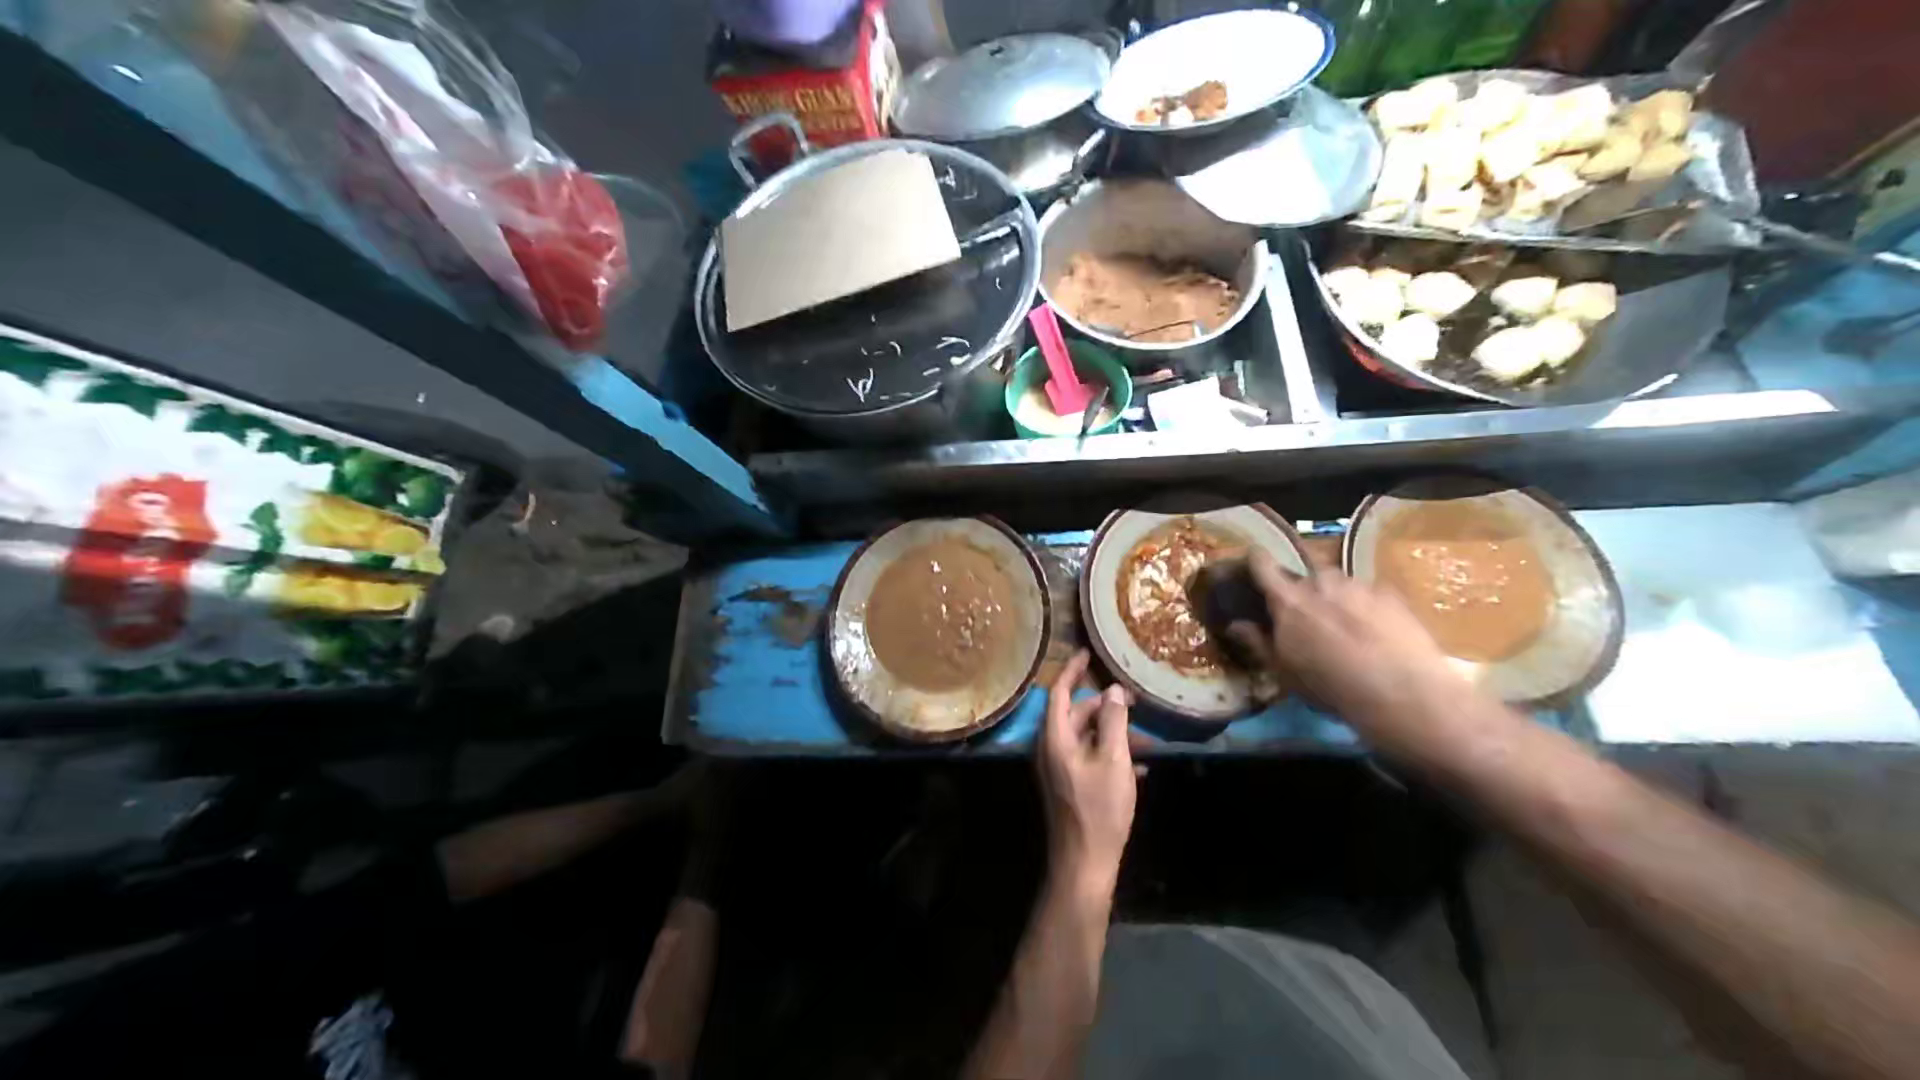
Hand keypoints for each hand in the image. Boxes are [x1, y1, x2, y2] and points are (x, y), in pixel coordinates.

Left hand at [1038, 650, 1135, 892]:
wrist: (1085, 863)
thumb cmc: (1099, 809)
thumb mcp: (1114, 760)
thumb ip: (1113, 722)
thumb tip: (1113, 690)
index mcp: (1054, 738)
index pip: (1060, 692)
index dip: (1072, 670)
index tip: (1087, 652)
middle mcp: (1050, 748)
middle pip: (1075, 714)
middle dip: (1104, 706)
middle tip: (1134, 701)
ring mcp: (1058, 768)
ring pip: (1086, 737)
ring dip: (1113, 734)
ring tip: (1147, 740)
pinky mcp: (1069, 785)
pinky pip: (1089, 758)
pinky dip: (1111, 755)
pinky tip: (1140, 767)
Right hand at [1240, 550, 1515, 764]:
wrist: (1403, 694)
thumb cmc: (1330, 685)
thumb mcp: (1284, 671)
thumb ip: (1257, 641)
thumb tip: (1234, 624)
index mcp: (1288, 599)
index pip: (1261, 562)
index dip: (1254, 560)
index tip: (1252, 565)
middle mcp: (1321, 582)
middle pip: (1305, 575)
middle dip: (1304, 591)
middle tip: (1310, 618)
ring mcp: (1358, 585)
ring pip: (1338, 584)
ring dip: (1336, 598)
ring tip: (1348, 628)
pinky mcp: (1391, 594)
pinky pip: (1369, 594)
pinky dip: (1367, 607)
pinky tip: (1377, 633)